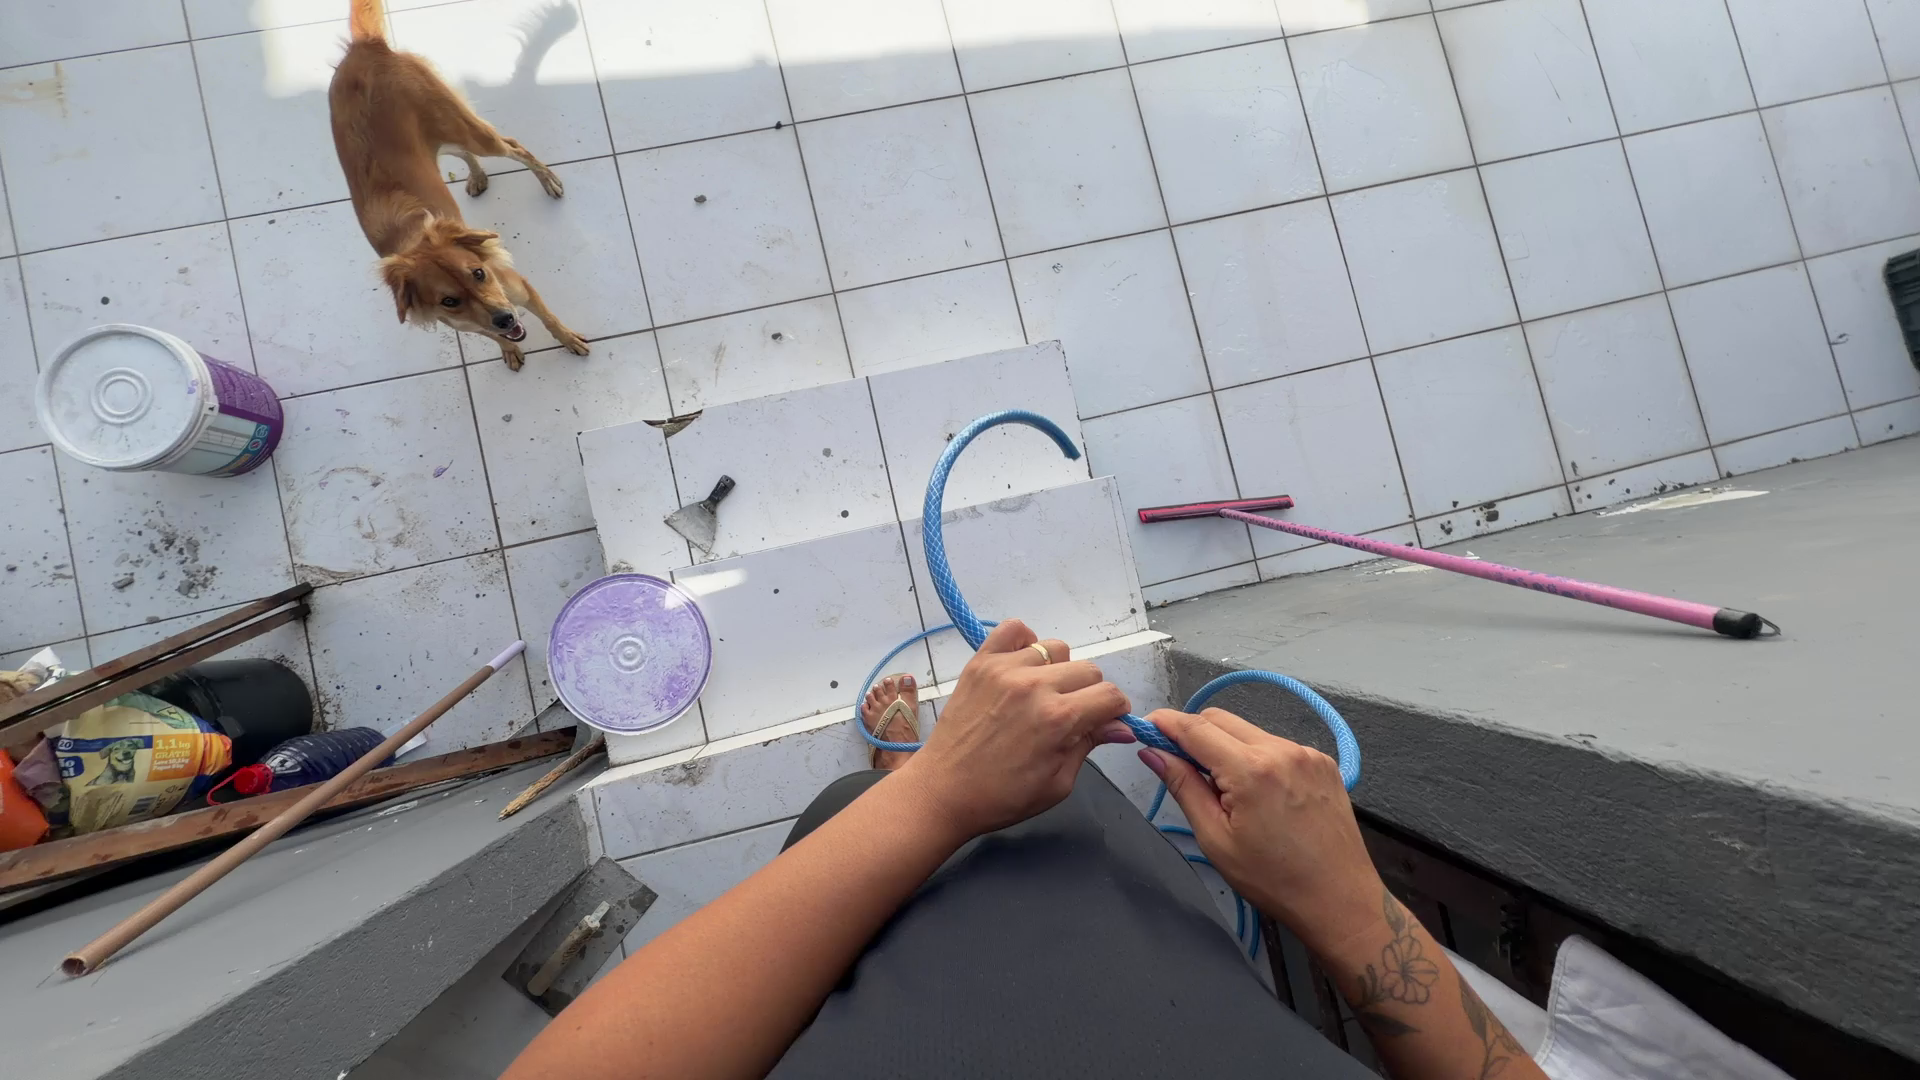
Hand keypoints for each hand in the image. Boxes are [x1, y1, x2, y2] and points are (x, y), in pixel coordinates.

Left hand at [898, 620, 1132, 840]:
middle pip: (1088, 669)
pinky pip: (1013, 629)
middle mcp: (1035, 685)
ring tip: (1042, 692)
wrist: (943, 790)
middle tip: (1070, 713)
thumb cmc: (1003, 797)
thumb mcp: (1058, 783)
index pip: (1110, 695)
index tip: (1105, 720)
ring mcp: (1005, 668)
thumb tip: (1123, 726)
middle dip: (1089, 692)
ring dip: (1058, 669)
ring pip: (1056, 648)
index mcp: (1059, 719)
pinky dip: (1024, 641)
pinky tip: (1022, 666)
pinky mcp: (981, 662)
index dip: (1115, 710)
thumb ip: (1090, 744)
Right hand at [1140, 708, 1382, 951]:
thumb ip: (1183, 786)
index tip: (1145, 727)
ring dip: (1224, 744)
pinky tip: (1256, 789)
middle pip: (1219, 719)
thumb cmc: (1273, 880)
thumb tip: (1151, 752)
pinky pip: (1272, 743)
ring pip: (1246, 729)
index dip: (1166, 723)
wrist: (1342, 903)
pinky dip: (1253, 754)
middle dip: (1192, 732)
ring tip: (1223, 786)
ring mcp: (1305, 752)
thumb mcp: (1215, 839)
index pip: (1195, 728)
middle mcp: (1280, 749)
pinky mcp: (1322, 761)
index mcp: (1251, 770)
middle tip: (1178, 761)